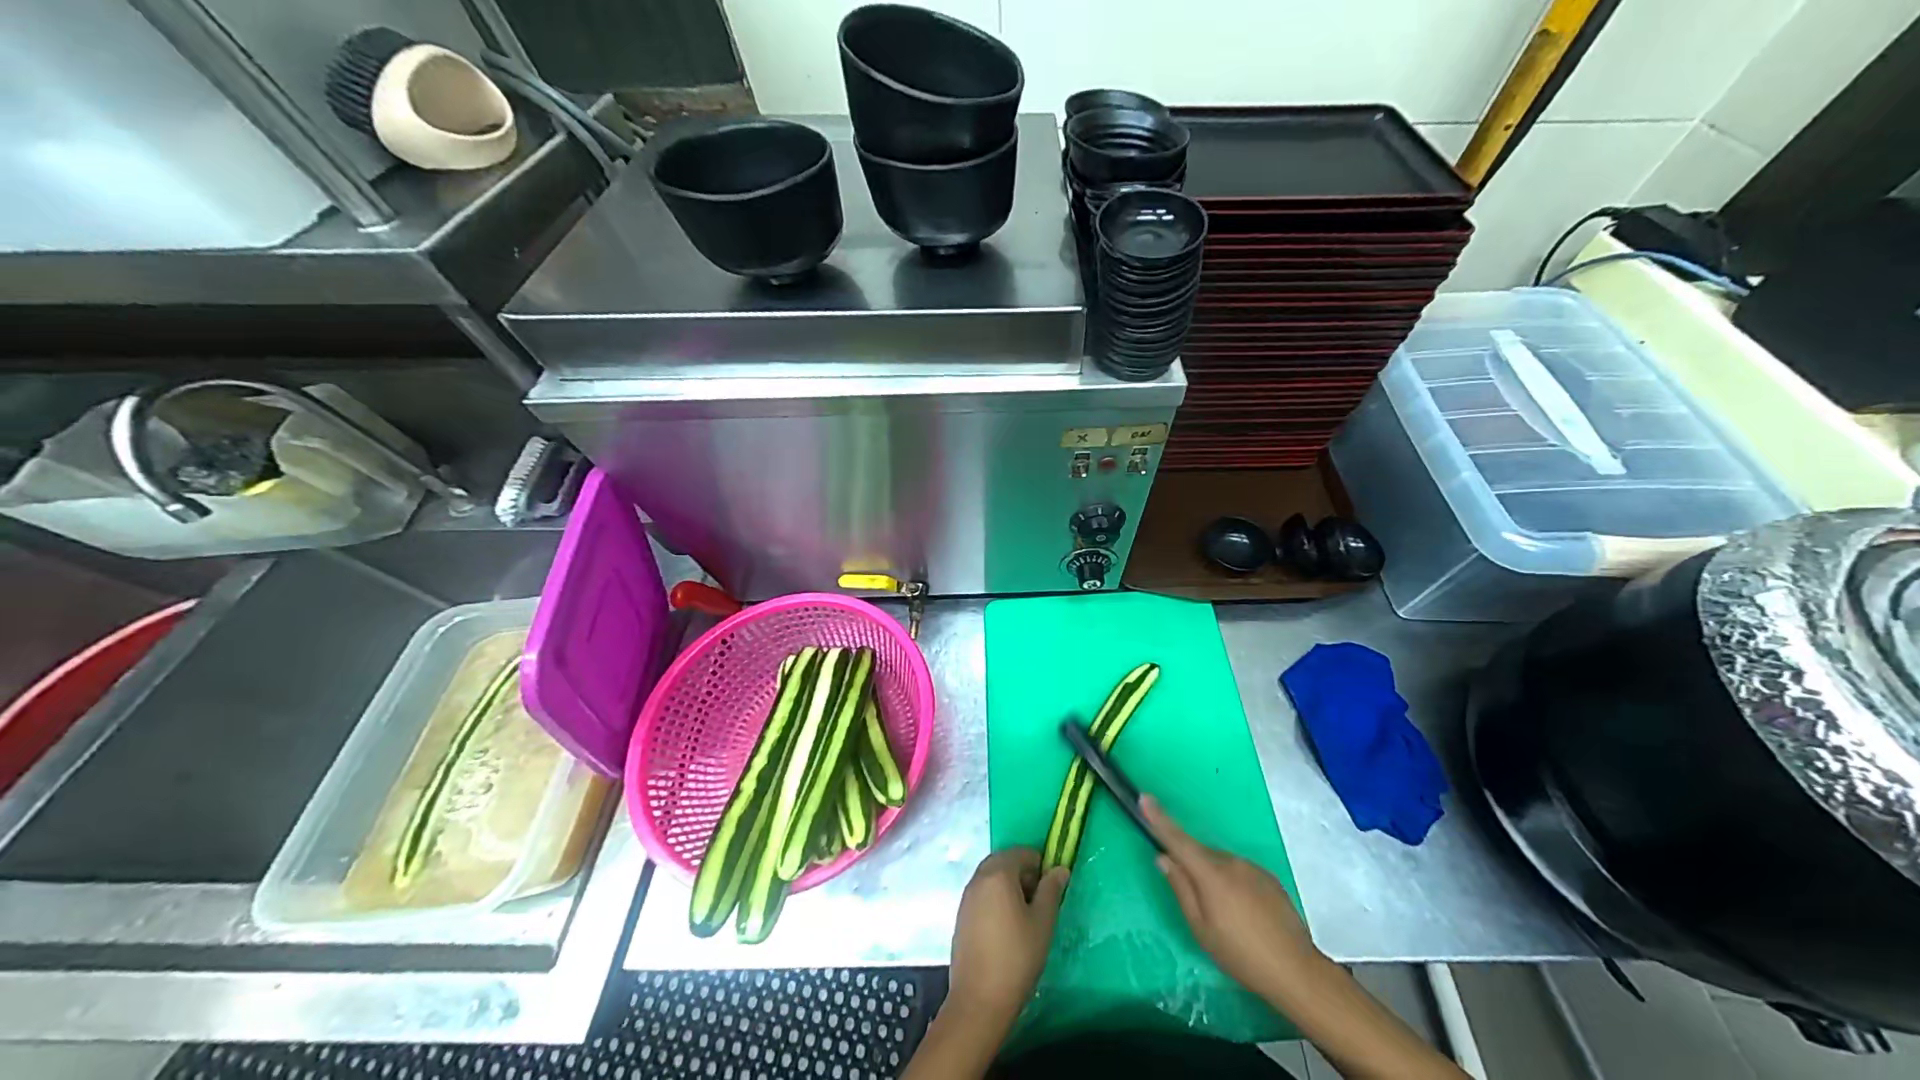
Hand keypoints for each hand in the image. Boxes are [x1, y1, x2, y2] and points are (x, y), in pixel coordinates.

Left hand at [945, 847, 1068, 1032]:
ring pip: (991, 877)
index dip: (1040, 865)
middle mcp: (978, 879)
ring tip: (1026, 915)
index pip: (1021, 852)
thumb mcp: (1043, 922)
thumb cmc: (1017, 956)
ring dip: (1009, 885)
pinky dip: (996, 898)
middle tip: (1040, 900)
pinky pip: (982, 894)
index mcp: (997, 874)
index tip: (1052, 888)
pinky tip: (1007, 926)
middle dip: (1023, 873)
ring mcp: (966, 897)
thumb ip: (1051, 890)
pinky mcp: (961, 915)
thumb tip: (1059, 869)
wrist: (980, 998)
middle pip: (1003, 861)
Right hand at [1142, 794, 1326, 1005]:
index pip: (1178, 839)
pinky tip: (1244, 914)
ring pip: (1221, 864)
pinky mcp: (1269, 878)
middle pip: (1200, 854)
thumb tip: (1164, 858)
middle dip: (1192, 868)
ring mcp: (1253, 868)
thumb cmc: (1240, 954)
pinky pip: (1240, 872)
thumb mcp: (1200, 928)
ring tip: (1226, 916)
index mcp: (1211, 873)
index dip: (1159, 819)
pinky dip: (1233, 885)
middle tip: (1197, 903)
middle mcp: (1232, 862)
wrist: (1297, 970)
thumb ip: (1180, 888)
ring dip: (1214, 878)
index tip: (1144, 798)